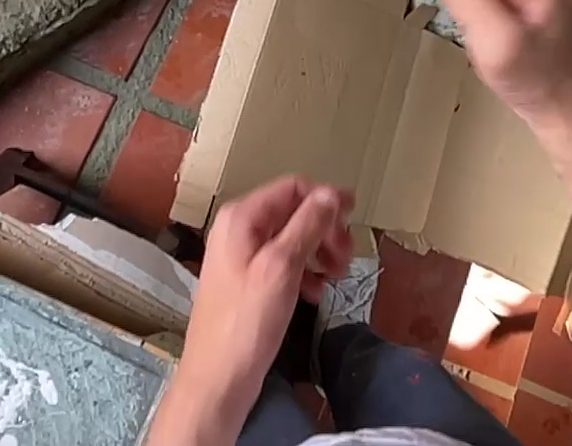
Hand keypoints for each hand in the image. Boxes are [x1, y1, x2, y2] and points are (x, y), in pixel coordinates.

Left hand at [151, 178, 352, 445]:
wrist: (216, 384)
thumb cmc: (247, 324)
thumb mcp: (282, 268)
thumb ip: (308, 225)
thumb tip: (331, 193)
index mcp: (241, 216)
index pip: (293, 187)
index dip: (326, 199)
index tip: (355, 218)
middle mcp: (238, 228)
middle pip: (293, 210)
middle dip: (324, 228)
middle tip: (347, 255)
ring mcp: (241, 255)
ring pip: (291, 237)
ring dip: (319, 250)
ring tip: (338, 275)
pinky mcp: (247, 281)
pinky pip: (283, 262)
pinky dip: (305, 271)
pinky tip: (317, 292)